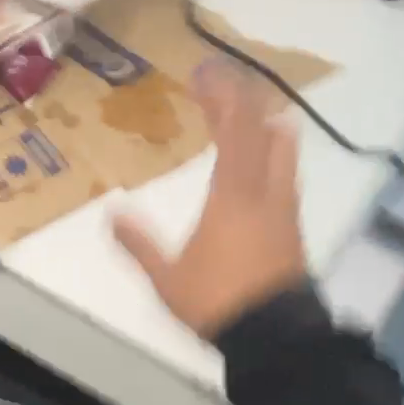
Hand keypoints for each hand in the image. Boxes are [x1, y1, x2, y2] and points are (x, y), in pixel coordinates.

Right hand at [113, 62, 307, 339]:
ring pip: (283, 146)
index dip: (222, 94)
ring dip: (265, 122)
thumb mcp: (165, 277)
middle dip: (246, 100)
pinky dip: (271, 151)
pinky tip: (257, 164)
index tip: (203, 71)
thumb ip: (139, 243)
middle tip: (223, 87)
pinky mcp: (292, 224)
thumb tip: (111, 213)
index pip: (234, 128)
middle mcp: (265, 189)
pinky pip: (284, 171)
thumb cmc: (215, 301)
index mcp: (232, 195)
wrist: (272, 333)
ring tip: (245, 116)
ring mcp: (284, 205)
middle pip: (266, 127)